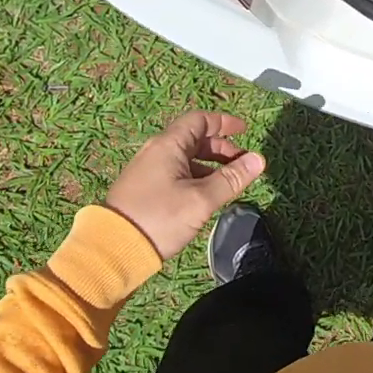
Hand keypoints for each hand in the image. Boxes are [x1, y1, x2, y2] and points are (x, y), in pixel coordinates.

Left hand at [103, 112, 265, 258]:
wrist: (112, 251)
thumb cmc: (160, 219)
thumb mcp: (201, 200)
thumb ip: (232, 178)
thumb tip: (259, 159)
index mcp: (168, 145)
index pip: (200, 120)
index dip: (224, 123)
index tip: (244, 131)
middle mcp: (156, 151)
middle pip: (193, 138)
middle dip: (221, 147)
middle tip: (241, 163)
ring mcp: (147, 170)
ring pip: (185, 157)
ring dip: (209, 164)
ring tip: (227, 182)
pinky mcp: (143, 189)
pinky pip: (175, 172)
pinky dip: (195, 176)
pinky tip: (204, 196)